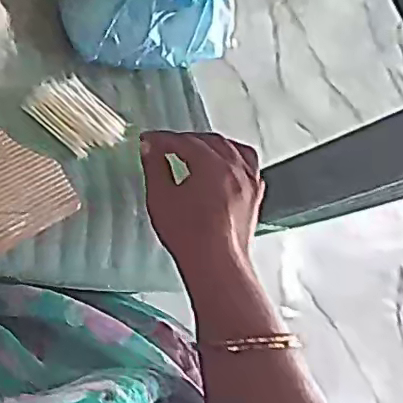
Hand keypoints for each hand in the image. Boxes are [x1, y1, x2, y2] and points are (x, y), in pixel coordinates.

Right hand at [141, 131, 262, 272]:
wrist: (215, 262)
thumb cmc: (189, 233)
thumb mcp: (160, 195)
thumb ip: (155, 166)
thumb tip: (150, 148)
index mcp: (211, 165)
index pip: (182, 142)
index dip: (161, 139)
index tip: (148, 140)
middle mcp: (235, 169)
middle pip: (209, 141)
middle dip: (184, 139)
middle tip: (165, 144)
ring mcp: (249, 182)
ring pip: (232, 149)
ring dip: (211, 144)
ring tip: (194, 149)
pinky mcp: (254, 196)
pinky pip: (248, 165)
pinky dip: (233, 158)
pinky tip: (224, 166)